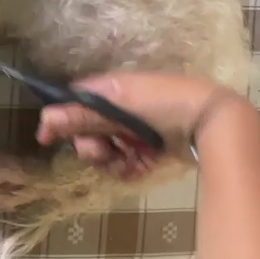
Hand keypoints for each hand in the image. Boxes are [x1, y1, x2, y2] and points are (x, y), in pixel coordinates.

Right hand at [36, 72, 243, 177]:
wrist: (213, 122)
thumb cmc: (165, 105)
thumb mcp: (120, 106)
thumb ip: (83, 114)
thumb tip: (45, 118)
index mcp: (112, 90)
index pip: (75, 103)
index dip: (60, 120)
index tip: (47, 139)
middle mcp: (122, 108)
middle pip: (89, 130)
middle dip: (92, 146)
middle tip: (103, 154)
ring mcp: (137, 129)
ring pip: (107, 151)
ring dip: (111, 161)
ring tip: (127, 164)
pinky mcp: (152, 149)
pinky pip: (128, 162)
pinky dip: (130, 168)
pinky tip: (141, 168)